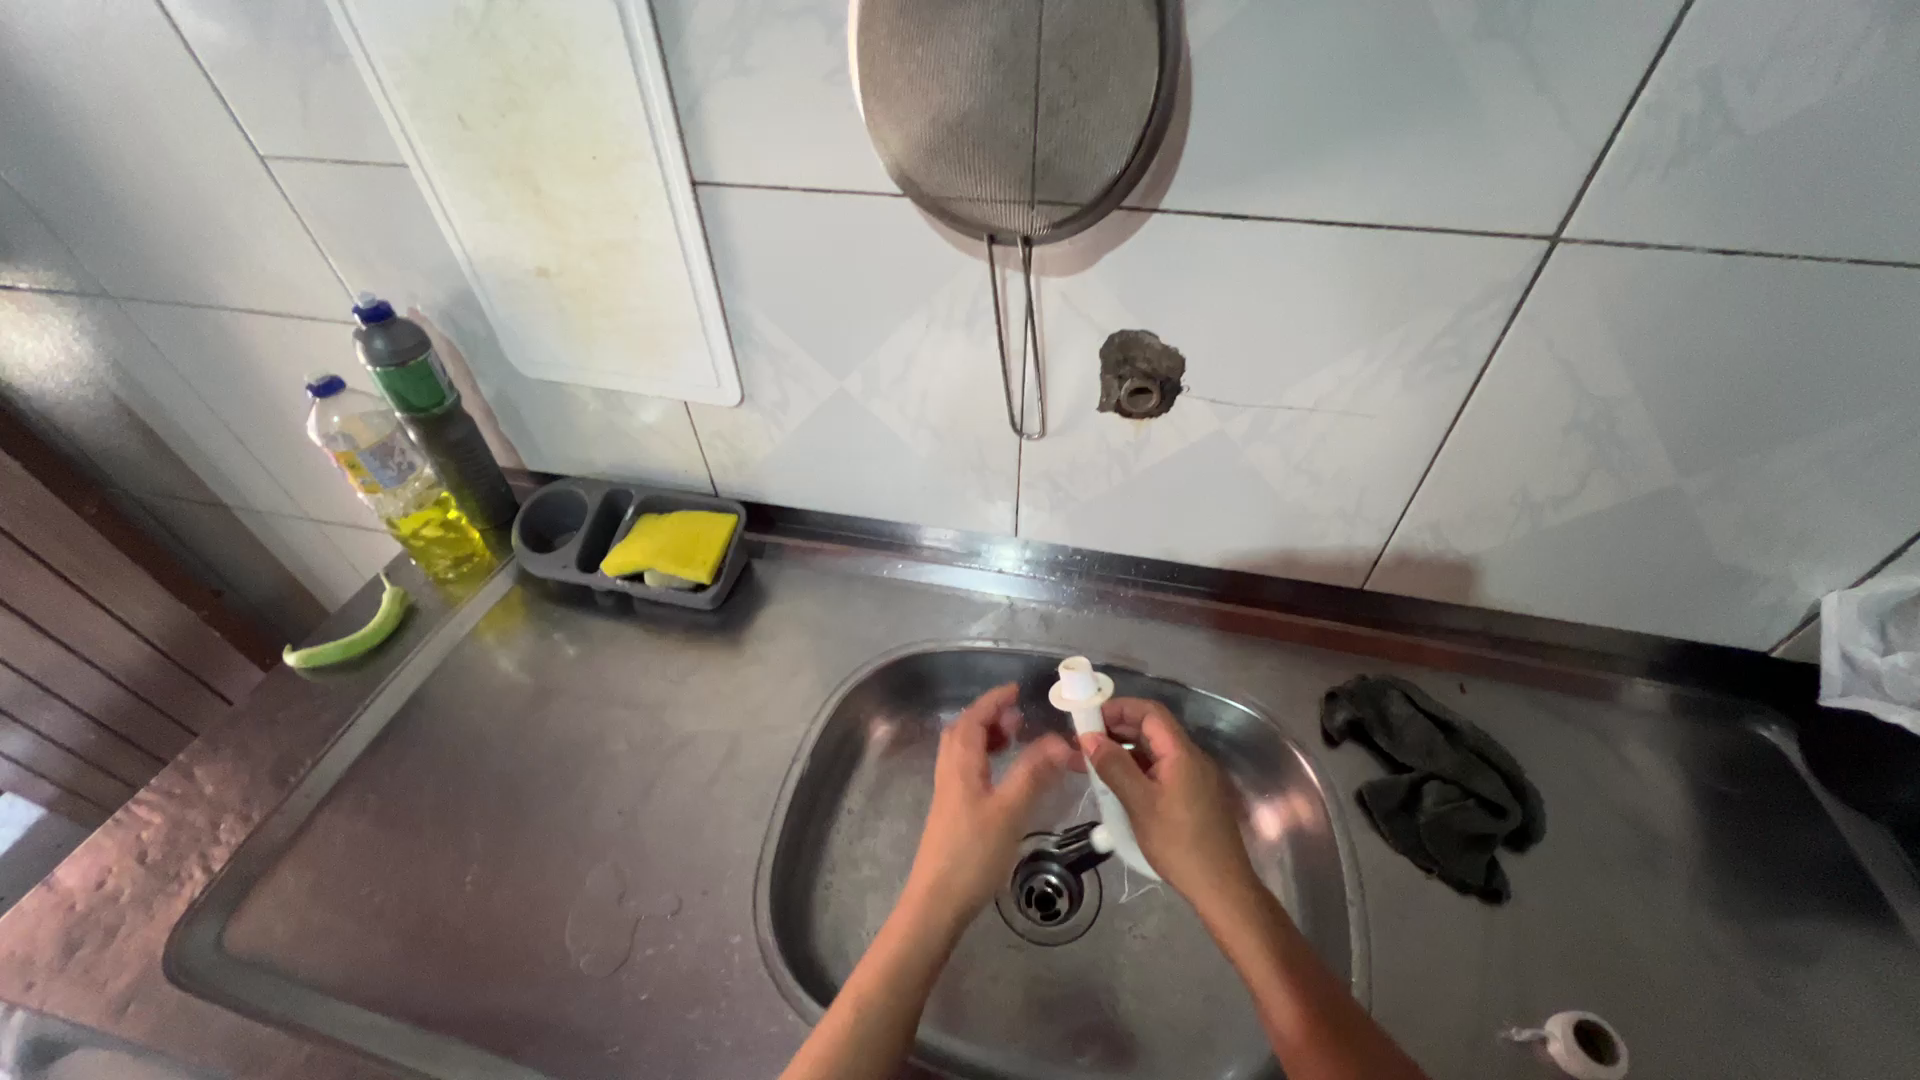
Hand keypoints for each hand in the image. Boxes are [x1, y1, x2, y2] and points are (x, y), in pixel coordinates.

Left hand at [903, 683, 1075, 932]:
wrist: (936, 902)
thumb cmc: (972, 854)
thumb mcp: (1009, 811)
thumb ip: (1034, 773)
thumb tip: (1060, 741)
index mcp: (960, 765)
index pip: (973, 719)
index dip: (993, 701)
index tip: (1017, 690)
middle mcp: (950, 772)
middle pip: (964, 732)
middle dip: (990, 717)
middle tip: (1019, 718)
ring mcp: (949, 794)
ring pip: (965, 752)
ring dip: (988, 738)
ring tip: (1016, 741)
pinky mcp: (953, 813)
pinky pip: (969, 771)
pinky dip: (987, 761)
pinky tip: (1005, 778)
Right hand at [1079, 698, 1258, 913]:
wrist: (1222, 887)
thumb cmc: (1179, 843)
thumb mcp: (1140, 804)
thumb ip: (1115, 767)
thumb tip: (1090, 738)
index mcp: (1182, 753)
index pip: (1150, 712)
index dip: (1119, 708)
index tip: (1090, 719)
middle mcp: (1192, 757)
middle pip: (1153, 729)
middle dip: (1118, 729)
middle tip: (1085, 742)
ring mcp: (1196, 777)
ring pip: (1156, 751)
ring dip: (1126, 751)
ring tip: (1095, 763)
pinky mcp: (1195, 795)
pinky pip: (1163, 769)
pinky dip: (1139, 768)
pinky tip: (1119, 784)